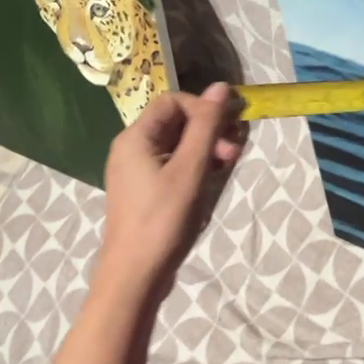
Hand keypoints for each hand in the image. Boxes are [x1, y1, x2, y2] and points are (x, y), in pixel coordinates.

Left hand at [96, 82, 242, 298]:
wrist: (135, 276)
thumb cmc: (163, 219)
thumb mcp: (190, 169)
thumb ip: (206, 126)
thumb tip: (221, 86)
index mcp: (135, 138)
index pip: (173, 101)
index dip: (203, 109)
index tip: (227, 129)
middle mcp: (131, 149)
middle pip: (176, 122)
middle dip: (208, 131)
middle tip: (232, 155)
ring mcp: (136, 172)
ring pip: (177, 145)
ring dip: (205, 150)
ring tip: (225, 169)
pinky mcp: (145, 192)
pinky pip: (173, 166)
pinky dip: (194, 168)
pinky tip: (209, 183)